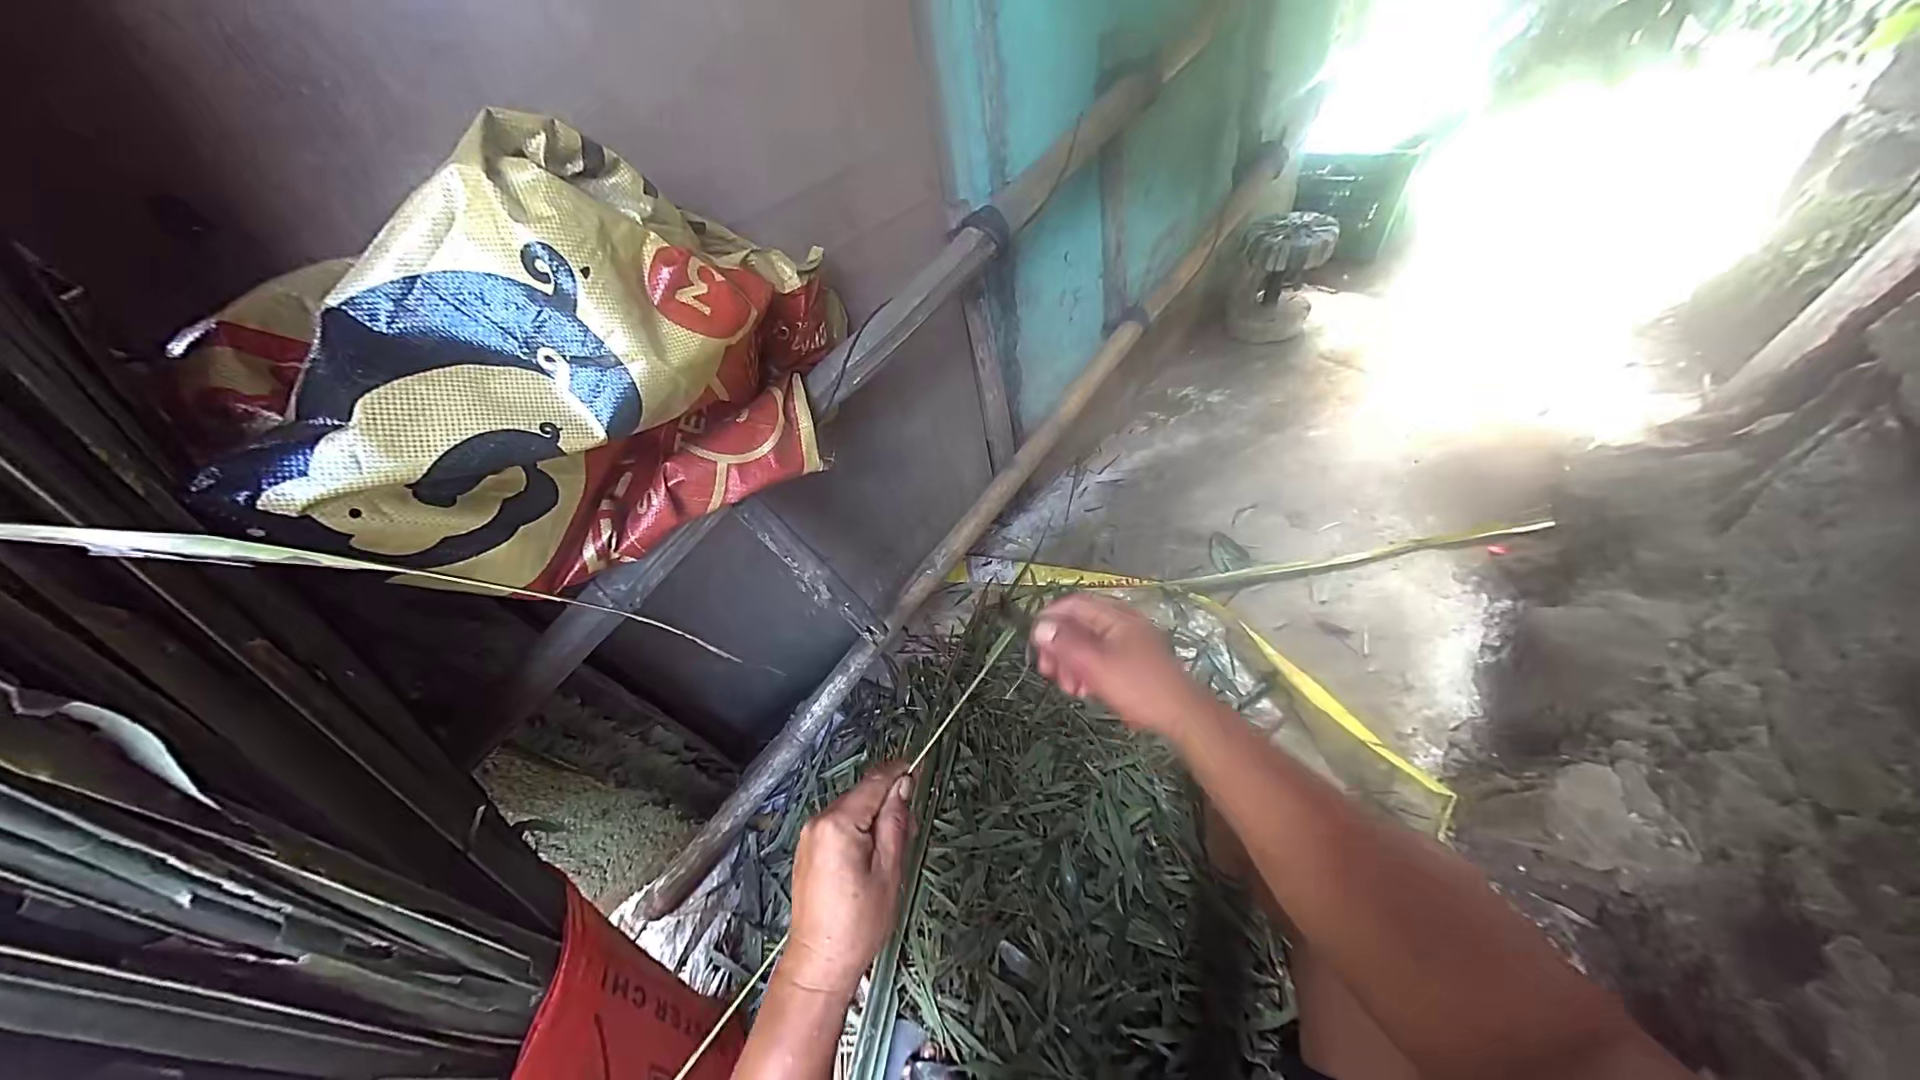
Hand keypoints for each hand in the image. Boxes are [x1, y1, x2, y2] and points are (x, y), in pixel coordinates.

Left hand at [782, 760, 913, 998]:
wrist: (819, 964)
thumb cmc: (858, 924)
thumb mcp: (889, 870)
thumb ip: (895, 821)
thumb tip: (903, 785)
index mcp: (838, 824)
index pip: (874, 782)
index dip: (899, 772)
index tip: (919, 766)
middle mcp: (818, 821)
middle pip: (862, 794)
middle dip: (889, 801)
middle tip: (910, 827)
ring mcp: (810, 835)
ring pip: (852, 809)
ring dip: (875, 817)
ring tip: (892, 851)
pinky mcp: (808, 848)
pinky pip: (839, 824)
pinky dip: (859, 829)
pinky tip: (872, 856)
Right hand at [1031, 593, 1212, 736]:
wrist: (1182, 715)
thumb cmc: (1138, 686)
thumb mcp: (1095, 664)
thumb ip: (1065, 643)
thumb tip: (1040, 627)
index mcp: (1115, 616)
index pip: (1072, 603)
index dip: (1049, 618)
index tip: (1036, 643)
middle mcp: (1122, 623)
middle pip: (1078, 624)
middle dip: (1059, 647)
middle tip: (1048, 671)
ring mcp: (1129, 642)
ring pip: (1088, 644)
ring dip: (1071, 663)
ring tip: (1068, 688)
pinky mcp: (1133, 662)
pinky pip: (1101, 658)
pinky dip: (1088, 671)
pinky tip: (1085, 690)